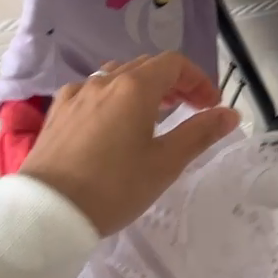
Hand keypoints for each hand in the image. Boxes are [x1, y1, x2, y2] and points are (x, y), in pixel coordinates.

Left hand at [21, 52, 238, 235]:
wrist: (46, 212)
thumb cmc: (113, 187)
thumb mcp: (165, 163)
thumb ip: (200, 133)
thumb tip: (230, 113)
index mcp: (134, 87)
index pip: (175, 64)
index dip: (198, 79)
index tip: (211, 105)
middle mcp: (104, 81)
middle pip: (147, 66)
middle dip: (174, 82)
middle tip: (189, 109)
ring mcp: (76, 94)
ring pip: (118, 76)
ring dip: (143, 88)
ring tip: (153, 114)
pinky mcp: (57, 112)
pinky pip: (92, 91)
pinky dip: (113, 97)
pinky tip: (112, 123)